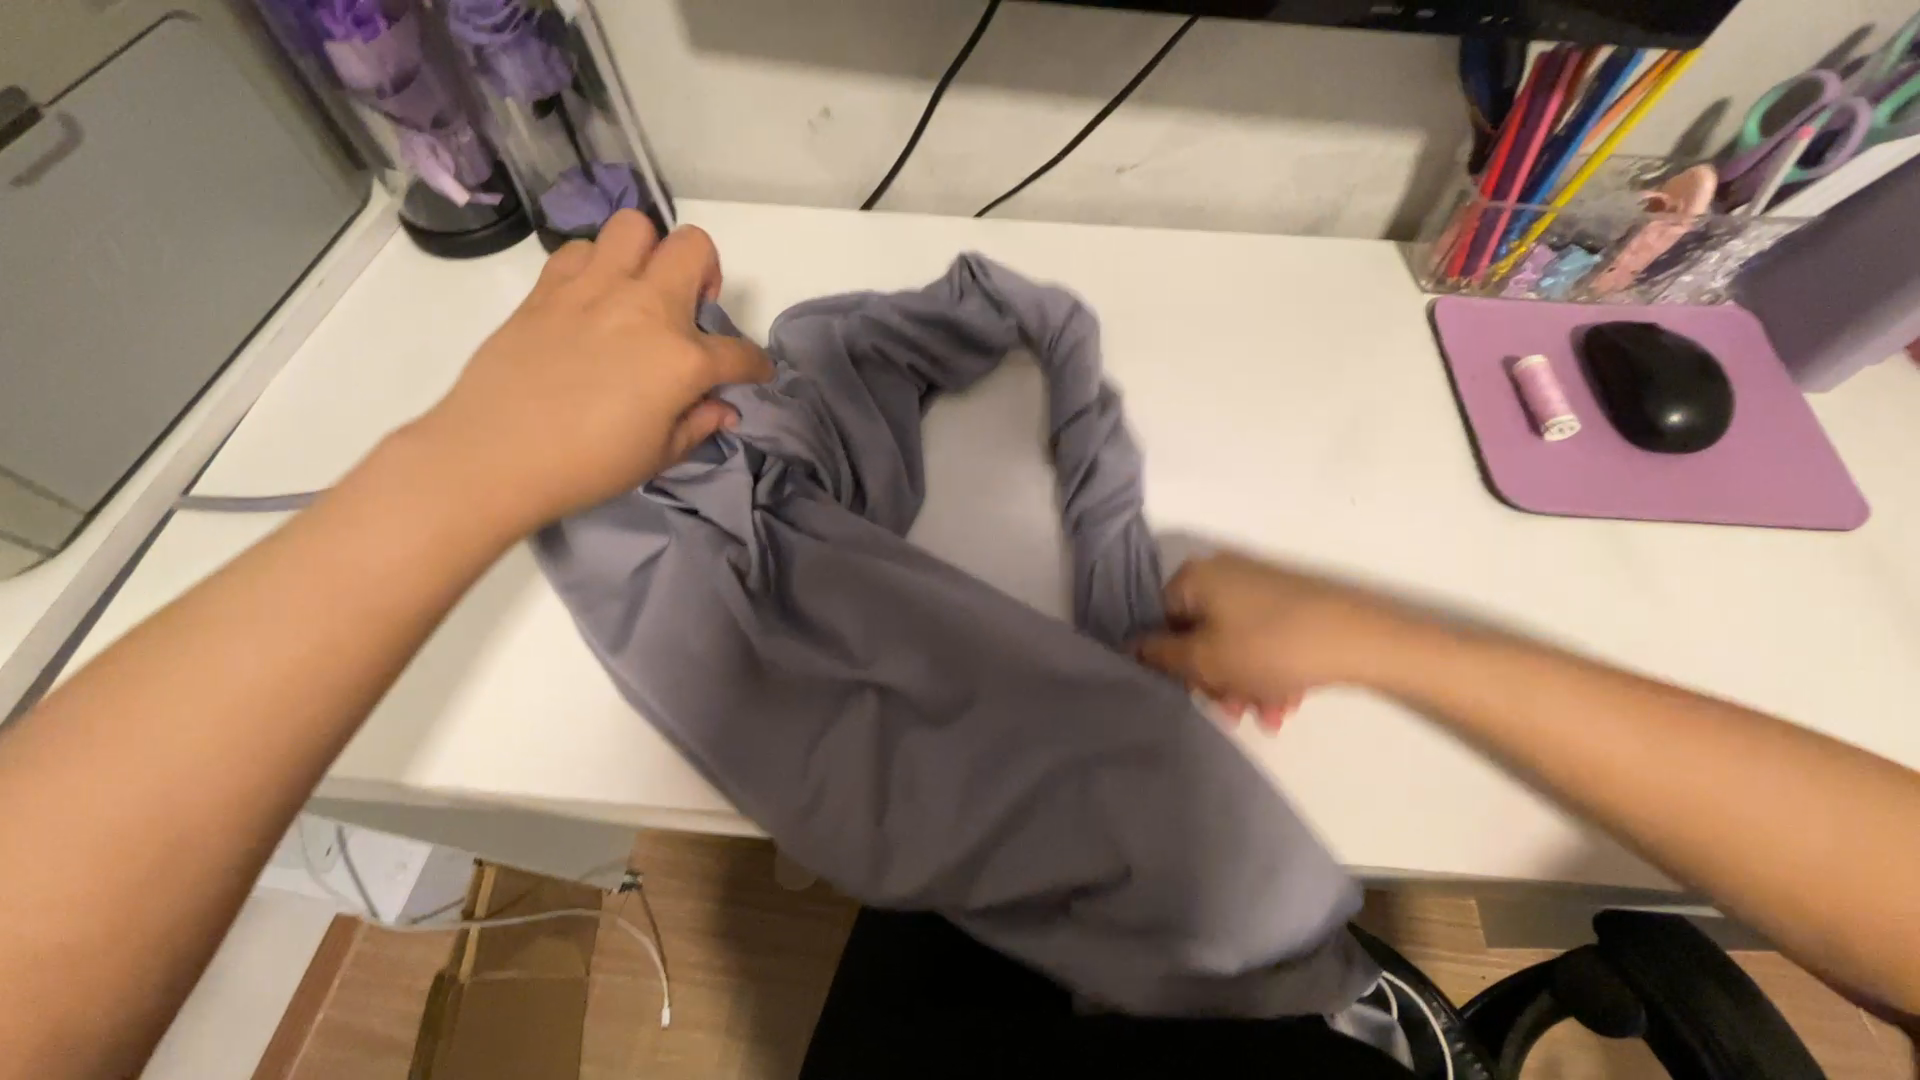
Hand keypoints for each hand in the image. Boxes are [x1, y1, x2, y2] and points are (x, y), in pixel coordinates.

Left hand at [410, 211, 772, 534]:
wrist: (496, 455)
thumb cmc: (589, 465)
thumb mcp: (660, 455)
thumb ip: (699, 423)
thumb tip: (722, 407)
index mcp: (683, 359)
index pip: (740, 353)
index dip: (756, 365)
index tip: (755, 372)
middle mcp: (645, 308)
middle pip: (694, 248)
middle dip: (707, 272)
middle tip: (692, 309)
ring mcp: (594, 290)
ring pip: (635, 227)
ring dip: (648, 253)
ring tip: (640, 291)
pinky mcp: (548, 288)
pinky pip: (582, 250)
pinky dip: (596, 266)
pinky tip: (593, 300)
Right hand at [1134, 552, 1401, 732]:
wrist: (1361, 639)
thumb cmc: (1269, 647)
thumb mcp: (1204, 659)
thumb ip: (1160, 656)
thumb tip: (1132, 647)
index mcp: (1196, 578)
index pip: (1159, 619)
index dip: (1169, 661)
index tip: (1190, 693)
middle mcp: (1224, 573)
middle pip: (1198, 634)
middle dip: (1214, 680)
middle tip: (1232, 712)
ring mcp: (1260, 587)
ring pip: (1233, 643)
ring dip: (1242, 684)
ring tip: (1267, 717)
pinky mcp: (1290, 603)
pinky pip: (1262, 640)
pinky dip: (1267, 672)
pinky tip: (1284, 706)